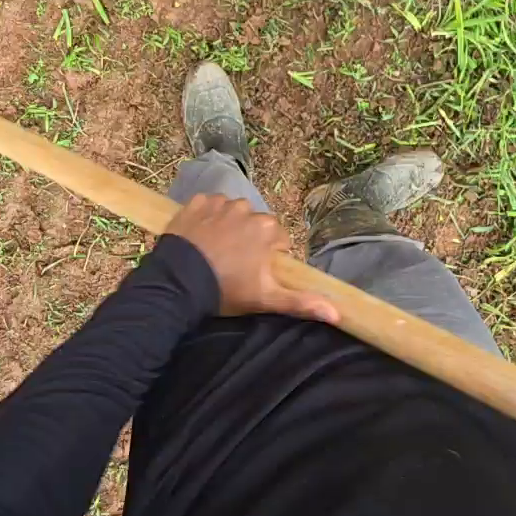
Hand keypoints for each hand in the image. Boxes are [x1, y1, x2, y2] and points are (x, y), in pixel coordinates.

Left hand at [164, 194, 337, 324]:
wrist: (178, 282)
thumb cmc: (227, 290)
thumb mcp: (266, 299)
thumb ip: (301, 302)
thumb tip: (337, 313)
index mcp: (268, 229)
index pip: (277, 240)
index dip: (267, 257)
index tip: (253, 273)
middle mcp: (247, 209)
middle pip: (255, 225)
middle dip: (249, 240)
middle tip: (233, 264)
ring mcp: (220, 203)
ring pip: (232, 213)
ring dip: (228, 226)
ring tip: (214, 252)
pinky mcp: (196, 202)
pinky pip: (208, 206)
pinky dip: (206, 217)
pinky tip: (199, 237)